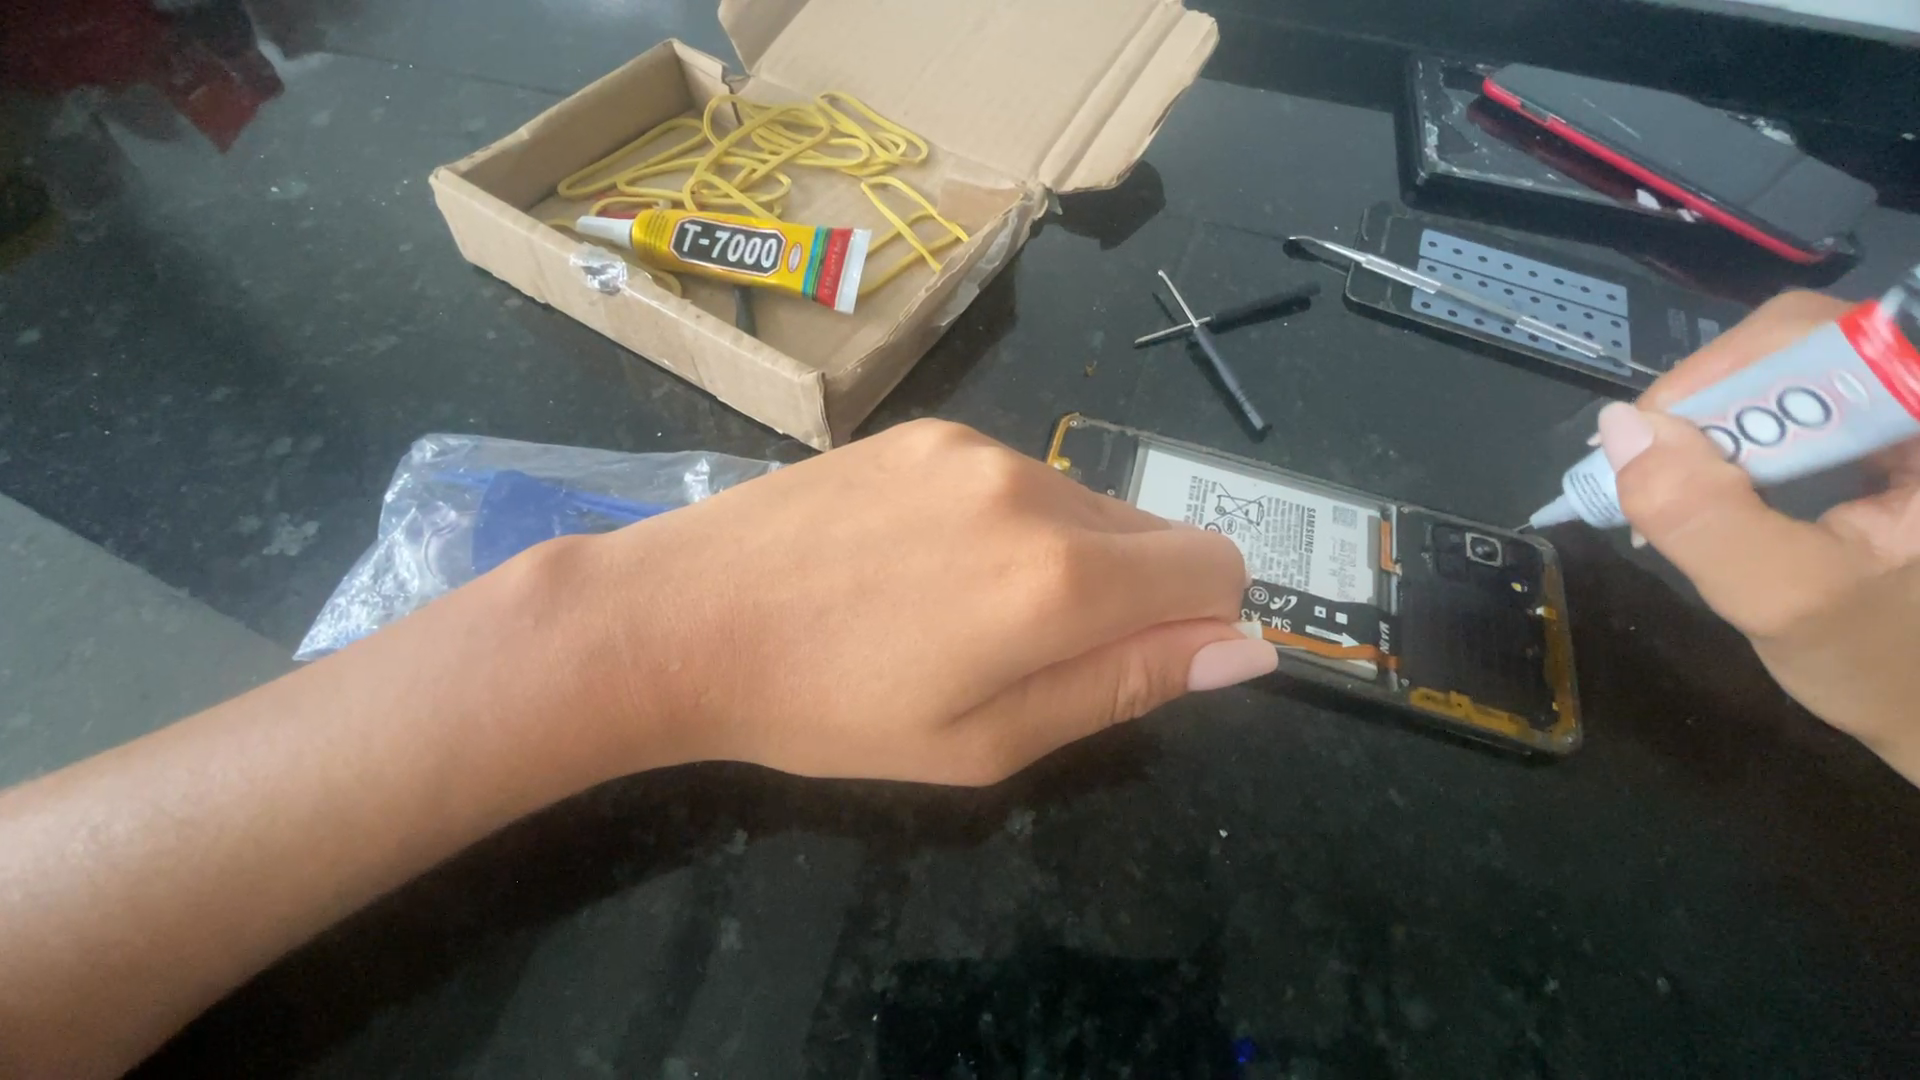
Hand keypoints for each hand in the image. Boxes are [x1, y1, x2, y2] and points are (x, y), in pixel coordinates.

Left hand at [574, 419, 1274, 785]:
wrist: (681, 618)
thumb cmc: (831, 710)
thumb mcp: (987, 740)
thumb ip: (1125, 685)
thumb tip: (1247, 649)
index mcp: (1058, 578)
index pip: (1214, 568)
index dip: (1201, 621)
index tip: (1133, 660)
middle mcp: (1033, 489)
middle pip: (1154, 532)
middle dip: (1128, 596)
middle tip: (1025, 652)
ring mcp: (974, 446)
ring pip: (1085, 504)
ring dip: (1064, 559)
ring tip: (959, 609)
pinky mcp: (927, 428)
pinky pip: (1016, 478)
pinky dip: (1007, 523)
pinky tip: (922, 561)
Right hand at [1598, 290, 1919, 783]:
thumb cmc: (1889, 668)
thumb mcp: (1784, 597)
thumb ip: (1701, 513)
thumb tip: (1617, 428)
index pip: (1823, 336)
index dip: (1721, 373)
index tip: (1648, 442)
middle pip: (1804, 348)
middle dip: (1706, 404)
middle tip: (1646, 468)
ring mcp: (1910, 421)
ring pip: (1790, 377)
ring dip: (1709, 426)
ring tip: (1667, 483)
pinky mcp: (1895, 441)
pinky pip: (1799, 408)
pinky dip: (1733, 441)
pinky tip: (1708, 485)